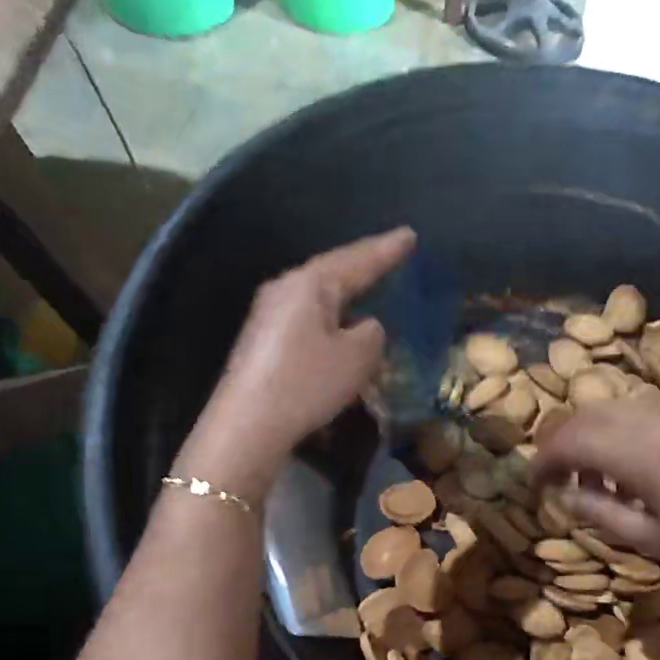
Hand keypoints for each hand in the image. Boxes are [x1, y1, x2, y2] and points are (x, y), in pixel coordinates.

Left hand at [175, 227, 414, 494]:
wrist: (249, 424)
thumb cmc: (307, 383)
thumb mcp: (358, 357)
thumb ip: (373, 333)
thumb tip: (364, 326)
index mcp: (310, 284)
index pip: (357, 260)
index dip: (387, 250)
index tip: (410, 235)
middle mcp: (286, 288)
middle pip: (334, 271)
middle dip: (364, 265)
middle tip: (393, 254)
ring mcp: (270, 313)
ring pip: (320, 295)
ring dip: (348, 293)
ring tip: (372, 287)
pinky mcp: (266, 339)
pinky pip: (310, 316)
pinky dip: (333, 316)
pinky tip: (343, 325)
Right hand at [529, 404, 659, 592]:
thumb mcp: (654, 540)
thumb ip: (601, 513)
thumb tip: (564, 494)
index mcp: (640, 454)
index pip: (571, 439)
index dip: (543, 459)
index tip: (532, 486)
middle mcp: (654, 423)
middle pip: (588, 414)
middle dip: (561, 441)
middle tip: (552, 478)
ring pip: (613, 410)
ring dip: (589, 436)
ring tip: (589, 480)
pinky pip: (640, 416)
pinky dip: (617, 435)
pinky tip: (627, 474)